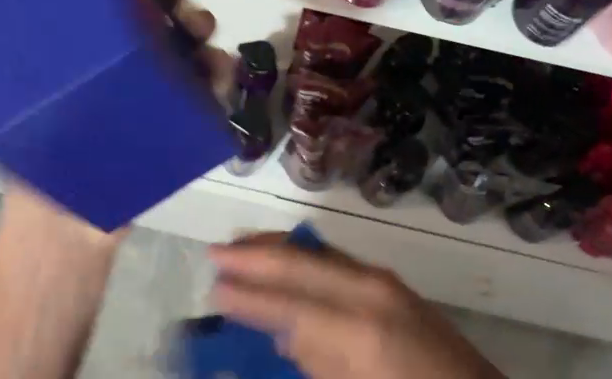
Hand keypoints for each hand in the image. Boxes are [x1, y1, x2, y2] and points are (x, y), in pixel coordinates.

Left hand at [0, 0, 227, 244]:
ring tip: (196, 24)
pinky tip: (218, 68)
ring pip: (189, 45)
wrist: (65, 230)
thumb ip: (4, 58)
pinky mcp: (182, 123)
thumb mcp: (15, 104)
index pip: (115, 0)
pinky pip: (209, 93)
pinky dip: (220, 76)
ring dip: (199, 26)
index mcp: (93, 52)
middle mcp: (128, 65)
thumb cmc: (36, 163)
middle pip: (159, 14)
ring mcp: (159, 93)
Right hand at [209, 236, 506, 378]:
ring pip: (320, 253)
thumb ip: (317, 363)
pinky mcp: (398, 289)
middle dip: (257, 256)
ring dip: (281, 250)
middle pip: (302, 263)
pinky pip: (340, 262)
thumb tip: (285, 338)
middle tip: (216, 252)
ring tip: (244, 248)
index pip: (289, 304)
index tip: (213, 286)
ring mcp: (388, 286)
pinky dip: (308, 257)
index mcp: (359, 329)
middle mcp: (371, 293)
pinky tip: (291, 264)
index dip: (249, 296)